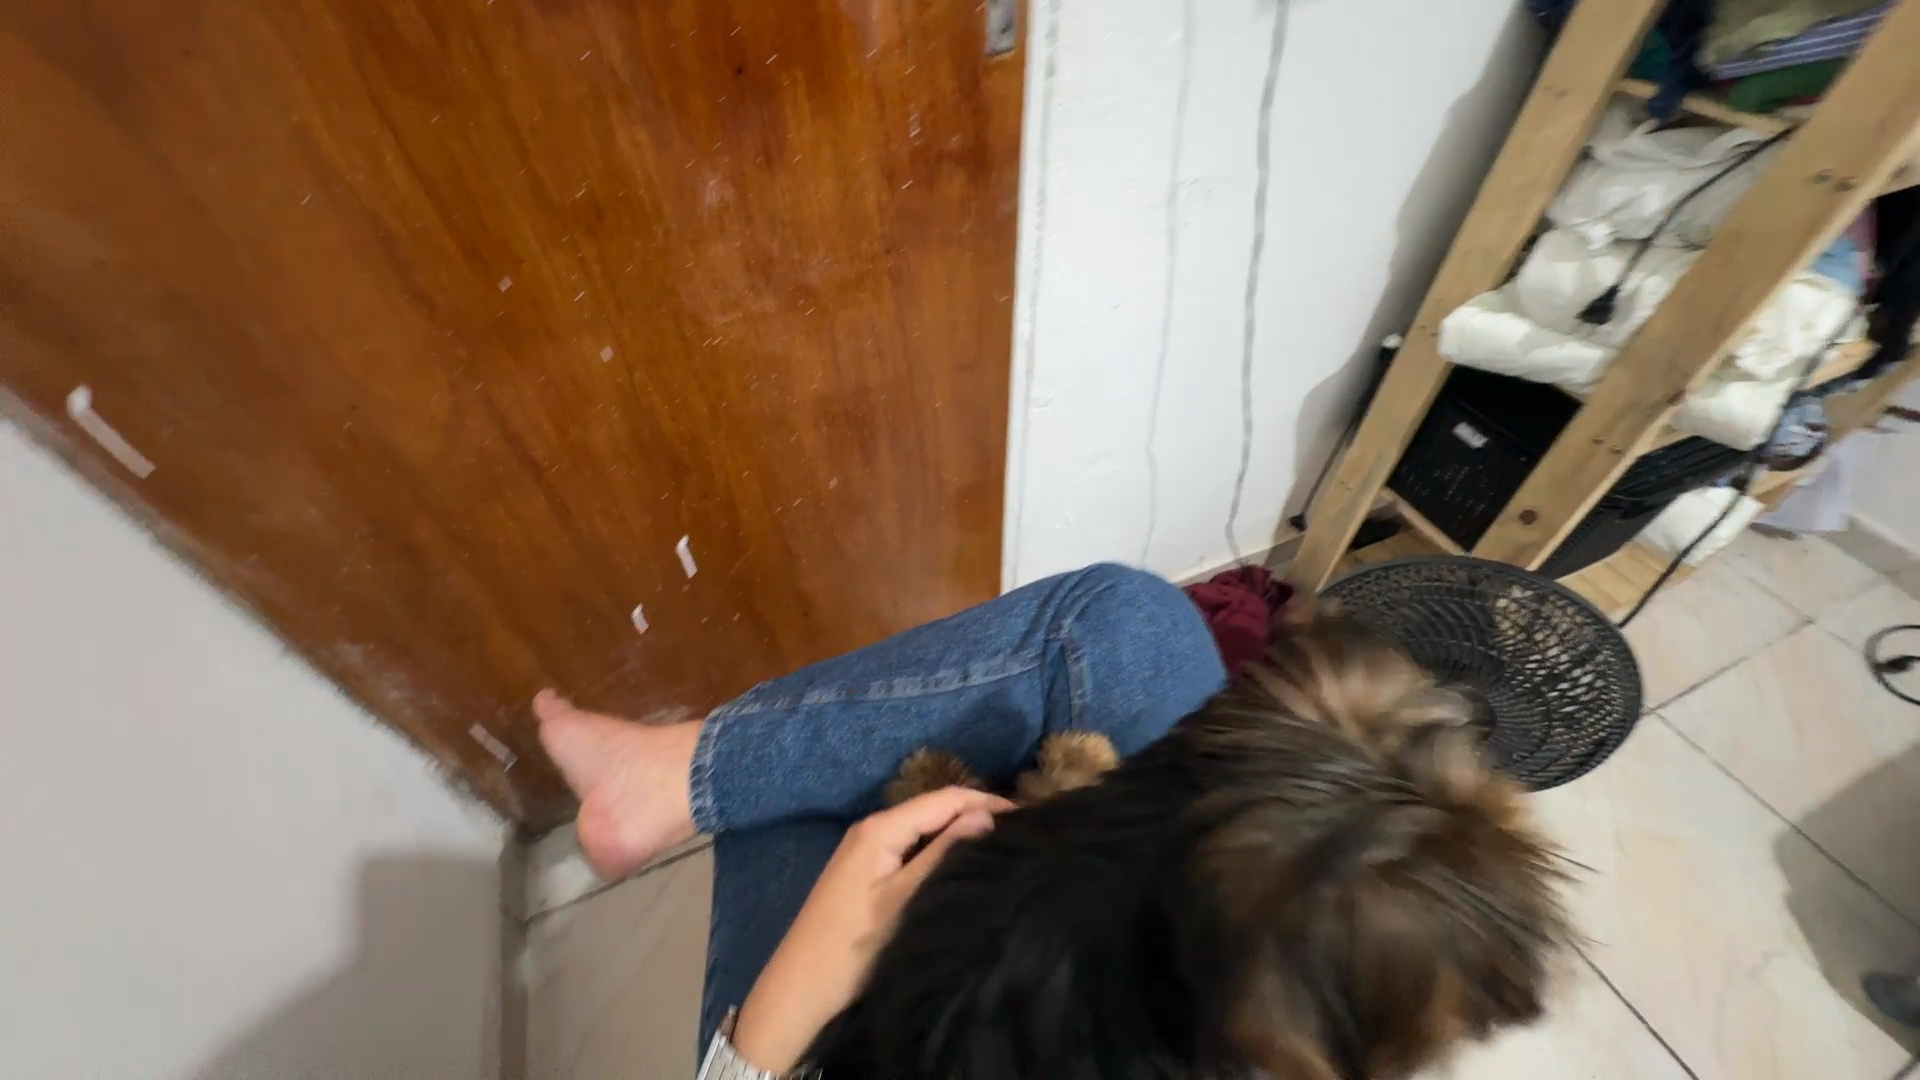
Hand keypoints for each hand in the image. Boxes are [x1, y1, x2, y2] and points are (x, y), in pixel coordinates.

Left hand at [731, 787, 1013, 1072]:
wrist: (798, 989)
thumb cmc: (852, 946)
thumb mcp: (904, 900)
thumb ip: (943, 854)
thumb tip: (984, 817)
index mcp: (881, 827)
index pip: (944, 799)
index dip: (984, 802)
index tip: (1025, 816)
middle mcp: (872, 827)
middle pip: (932, 808)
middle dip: (973, 814)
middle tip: (1017, 832)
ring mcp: (865, 847)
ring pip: (922, 827)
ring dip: (957, 830)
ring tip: (997, 843)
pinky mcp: (864, 868)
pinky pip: (909, 844)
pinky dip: (937, 847)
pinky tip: (959, 861)